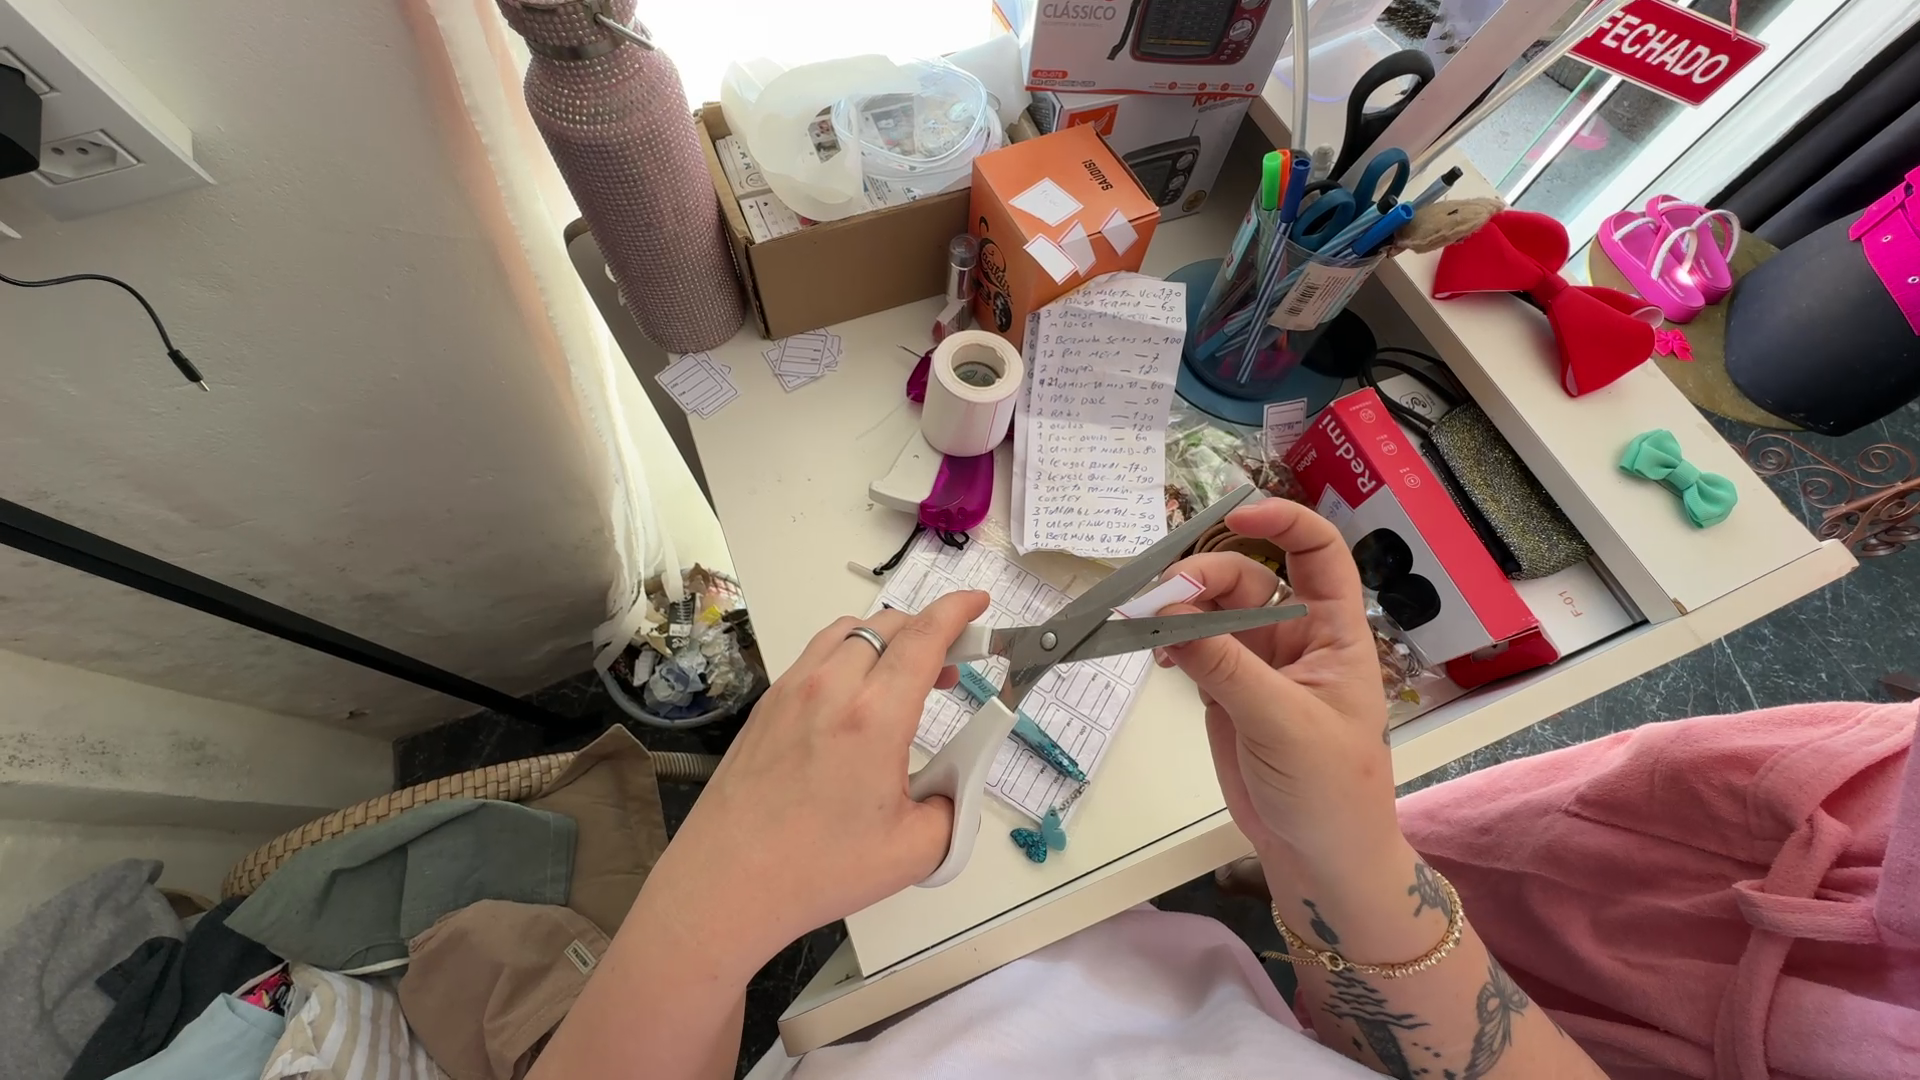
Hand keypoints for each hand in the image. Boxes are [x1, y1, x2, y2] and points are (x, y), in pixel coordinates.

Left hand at [639, 590, 989, 966]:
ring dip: (888, 639)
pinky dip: (850, 654)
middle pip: (889, 626)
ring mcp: (793, 689)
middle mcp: (831, 687)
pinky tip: (856, 696)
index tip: (978, 601)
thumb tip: (956, 780)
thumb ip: (955, 804)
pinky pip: (818, 653)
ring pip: (850, 631)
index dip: (957, 610)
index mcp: (874, 717)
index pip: (924, 638)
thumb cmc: (819, 869)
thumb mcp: (916, 849)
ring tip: (903, 678)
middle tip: (952, 667)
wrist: (726, 884)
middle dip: (930, 631)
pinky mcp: (769, 702)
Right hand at [1154, 499, 1397, 870]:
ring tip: (1143, 622)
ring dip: (1177, 608)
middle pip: (1245, 580)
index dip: (1282, 523)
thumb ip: (1226, 667)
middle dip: (1201, 578)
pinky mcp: (1225, 688)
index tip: (1234, 518)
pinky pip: (1191, 647)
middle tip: (1157, 598)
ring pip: (1210, 611)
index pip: (1317, 553)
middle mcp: (1293, 636)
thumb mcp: (1283, 723)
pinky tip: (1154, 651)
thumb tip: (1165, 614)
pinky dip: (1168, 641)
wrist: (1318, 857)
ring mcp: (1256, 662)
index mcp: (1333, 632)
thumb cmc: (1330, 789)